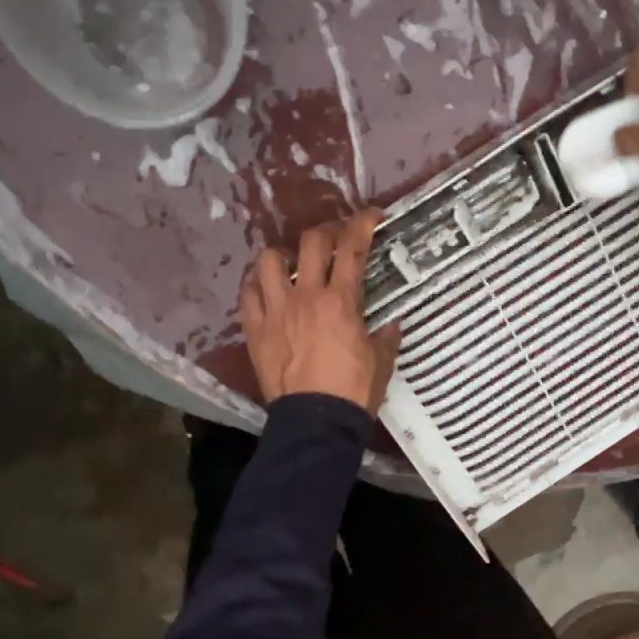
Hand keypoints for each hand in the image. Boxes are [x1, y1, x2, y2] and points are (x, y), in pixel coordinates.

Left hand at [241, 211, 399, 412]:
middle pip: (312, 242)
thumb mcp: (381, 363)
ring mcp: (275, 310)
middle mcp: (306, 296)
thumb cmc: (354, 392)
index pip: (352, 248)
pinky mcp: (255, 329)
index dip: (363, 224)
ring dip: (284, 254)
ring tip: (294, 264)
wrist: (317, 423)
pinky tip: (266, 288)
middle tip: (336, 239)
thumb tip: (390, 324)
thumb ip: (386, 337)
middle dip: (327, 232)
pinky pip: (248, 293)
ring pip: (269, 260)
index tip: (373, 216)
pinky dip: (257, 283)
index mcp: (341, 302)